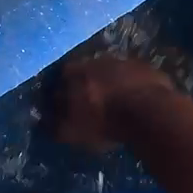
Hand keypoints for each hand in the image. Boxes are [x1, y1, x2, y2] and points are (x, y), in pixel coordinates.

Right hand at [51, 55, 176, 147]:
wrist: (150, 114)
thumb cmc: (105, 122)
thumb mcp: (73, 132)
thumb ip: (55, 125)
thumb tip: (42, 121)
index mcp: (74, 73)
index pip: (60, 77)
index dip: (61, 90)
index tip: (64, 103)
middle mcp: (97, 60)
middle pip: (87, 70)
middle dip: (87, 83)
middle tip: (91, 101)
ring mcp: (124, 61)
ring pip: (111, 70)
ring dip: (111, 82)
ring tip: (115, 101)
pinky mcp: (147, 67)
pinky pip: (134, 75)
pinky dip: (132, 85)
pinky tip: (136, 99)